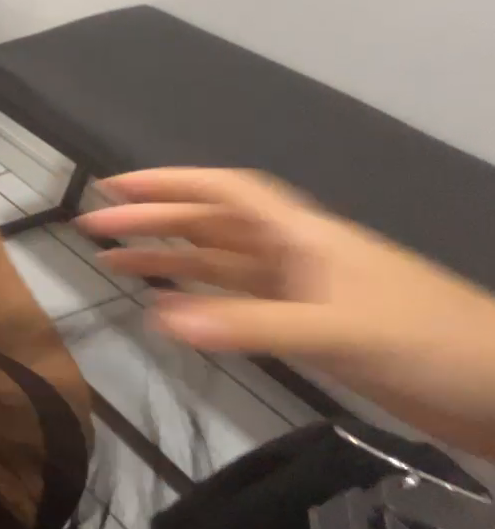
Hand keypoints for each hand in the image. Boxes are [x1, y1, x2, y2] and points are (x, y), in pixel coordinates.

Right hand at [77, 170, 494, 450]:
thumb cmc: (434, 345)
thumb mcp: (341, 332)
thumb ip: (249, 326)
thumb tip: (159, 319)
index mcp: (305, 238)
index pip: (226, 193)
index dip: (170, 183)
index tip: (114, 187)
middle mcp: (296, 255)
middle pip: (213, 225)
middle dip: (153, 221)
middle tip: (93, 229)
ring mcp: (302, 289)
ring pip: (220, 261)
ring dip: (168, 257)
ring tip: (112, 262)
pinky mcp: (307, 322)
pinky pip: (236, 298)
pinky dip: (198, 296)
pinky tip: (169, 307)